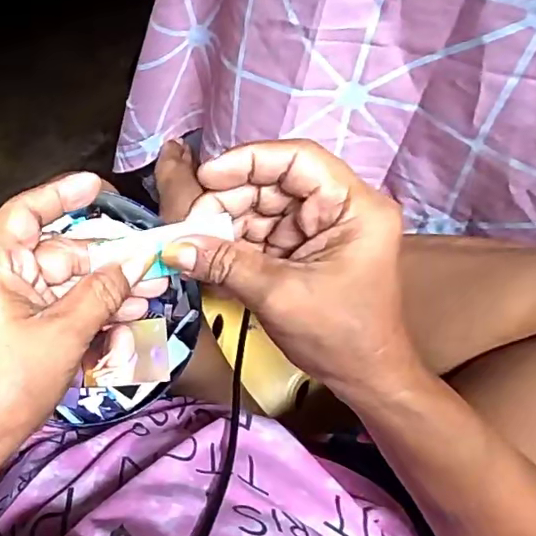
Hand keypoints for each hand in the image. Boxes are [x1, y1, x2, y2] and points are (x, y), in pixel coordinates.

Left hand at [0, 173, 155, 451]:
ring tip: (150, 295)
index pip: (23, 213)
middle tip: (149, 262)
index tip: (97, 186)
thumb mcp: (64, 333)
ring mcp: (12, 303)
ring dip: (106, 289)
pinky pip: (62, 306)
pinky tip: (129, 315)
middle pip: (56, 251)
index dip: (59, 194)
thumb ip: (102, 292)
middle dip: (104, 259)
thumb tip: (134, 264)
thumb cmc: (12, 383)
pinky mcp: (24, 325)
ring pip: (66, 282)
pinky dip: (92, 310)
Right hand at [159, 140, 423, 397]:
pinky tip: (206, 258)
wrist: (361, 375)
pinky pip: (251, 234)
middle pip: (269, 184)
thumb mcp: (279, 295)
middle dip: (226, 201)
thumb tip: (174, 248)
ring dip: (220, 225)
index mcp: (352, 208)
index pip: (299, 160)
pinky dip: (225, 244)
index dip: (249, 161)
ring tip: (194, 247)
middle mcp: (333, 210)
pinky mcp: (292, 250)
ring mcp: (311, 230)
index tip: (206, 178)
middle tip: (190, 226)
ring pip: (255, 209)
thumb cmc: (340, 334)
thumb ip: (225, 265)